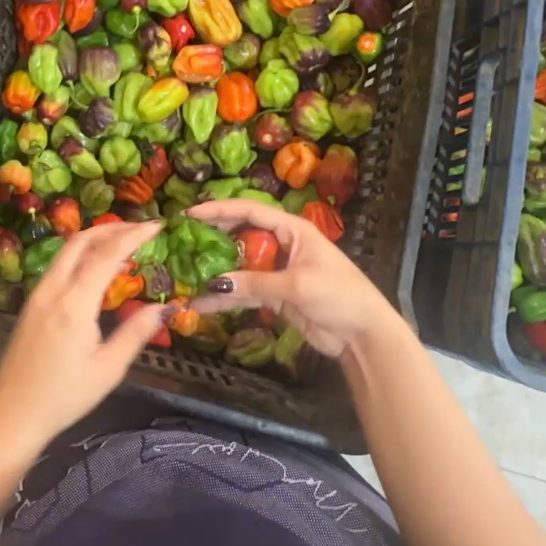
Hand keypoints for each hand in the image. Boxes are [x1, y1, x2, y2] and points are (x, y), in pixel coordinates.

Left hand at [0, 221, 167, 456]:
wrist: (13, 412)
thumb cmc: (65, 396)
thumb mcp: (108, 370)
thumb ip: (135, 333)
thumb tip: (163, 308)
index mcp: (74, 304)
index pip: (106, 255)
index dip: (133, 236)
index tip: (156, 225)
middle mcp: (53, 290)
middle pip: (81, 241)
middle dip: (112, 229)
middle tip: (141, 228)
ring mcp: (38, 294)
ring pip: (66, 251)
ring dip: (95, 239)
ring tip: (124, 242)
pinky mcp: (31, 303)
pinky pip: (59, 266)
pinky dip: (81, 255)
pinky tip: (98, 267)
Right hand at [187, 199, 398, 355]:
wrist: (364, 335)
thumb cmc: (339, 296)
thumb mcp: (297, 285)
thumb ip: (255, 283)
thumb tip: (214, 284)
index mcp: (293, 230)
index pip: (251, 211)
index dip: (220, 210)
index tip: (191, 213)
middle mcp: (282, 245)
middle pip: (241, 235)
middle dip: (213, 239)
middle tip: (181, 240)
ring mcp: (277, 271)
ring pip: (239, 267)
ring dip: (215, 273)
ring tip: (185, 275)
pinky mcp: (275, 297)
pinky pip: (244, 292)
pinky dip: (225, 299)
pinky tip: (202, 305)